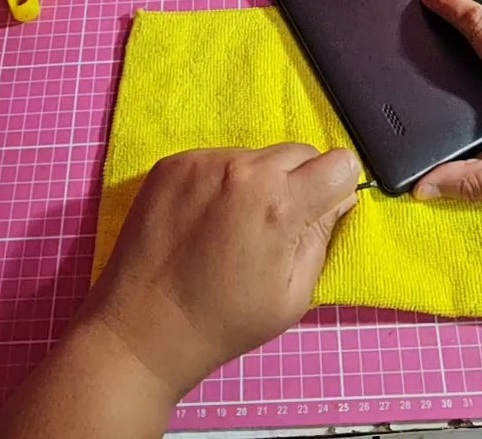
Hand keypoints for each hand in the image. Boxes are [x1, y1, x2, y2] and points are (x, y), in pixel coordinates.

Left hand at [77, 144, 359, 398]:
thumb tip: (339, 198)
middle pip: (300, 152)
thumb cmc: (224, 323)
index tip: (322, 208)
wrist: (142, 330)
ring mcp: (205, 161)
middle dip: (301, 181)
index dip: (337, 187)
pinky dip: (222, 181)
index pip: (339, 162)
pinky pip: (219, 158)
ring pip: (257, 155)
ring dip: (258, 181)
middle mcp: (245, 170)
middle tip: (277, 224)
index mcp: (281, 204)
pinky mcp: (175, 162)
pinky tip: (205, 217)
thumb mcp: (293, 295)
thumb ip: (322, 236)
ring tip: (233, 224)